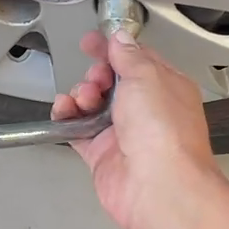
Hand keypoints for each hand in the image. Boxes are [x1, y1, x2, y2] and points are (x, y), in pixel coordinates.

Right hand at [50, 27, 219, 228]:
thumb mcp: (147, 76)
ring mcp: (123, 133)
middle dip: (95, 74)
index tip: (91, 41)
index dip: (113, 48)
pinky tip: (63, 110)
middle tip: (96, 80)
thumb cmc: (163, 130)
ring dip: (80, 94)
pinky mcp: (101, 153)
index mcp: (165, 87)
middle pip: (110, 80)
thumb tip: (120, 39)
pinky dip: (66, 117)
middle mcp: (146, 110)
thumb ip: (129, 55)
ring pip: (91, 103)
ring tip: (83, 100)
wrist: (159, 188)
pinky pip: (76, 129)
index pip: (136, 59)